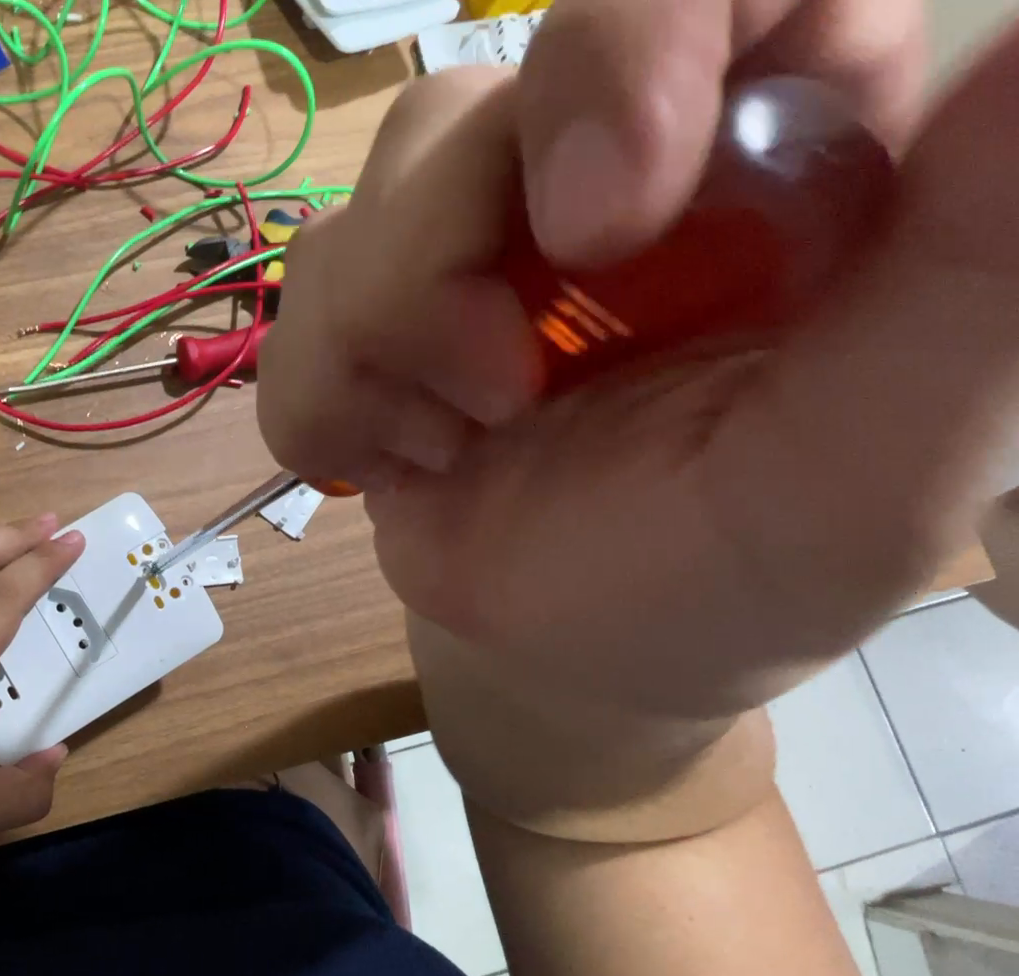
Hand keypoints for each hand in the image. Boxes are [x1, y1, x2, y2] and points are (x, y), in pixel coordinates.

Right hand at [258, 0, 1018, 724]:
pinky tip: (396, 457)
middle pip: (452, 114)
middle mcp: (588, 168)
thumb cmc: (727, 570)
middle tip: (500, 392)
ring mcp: (451, 248)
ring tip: (452, 442)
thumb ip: (972, 279)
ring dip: (377, 360)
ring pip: (347, 223)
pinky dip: (324, 411)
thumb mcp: (866, 461)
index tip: (595, 228)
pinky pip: (289, 325)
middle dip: (438, 269)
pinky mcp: (358, 320)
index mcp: (759, 148)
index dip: (622, 48)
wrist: (571, 651)